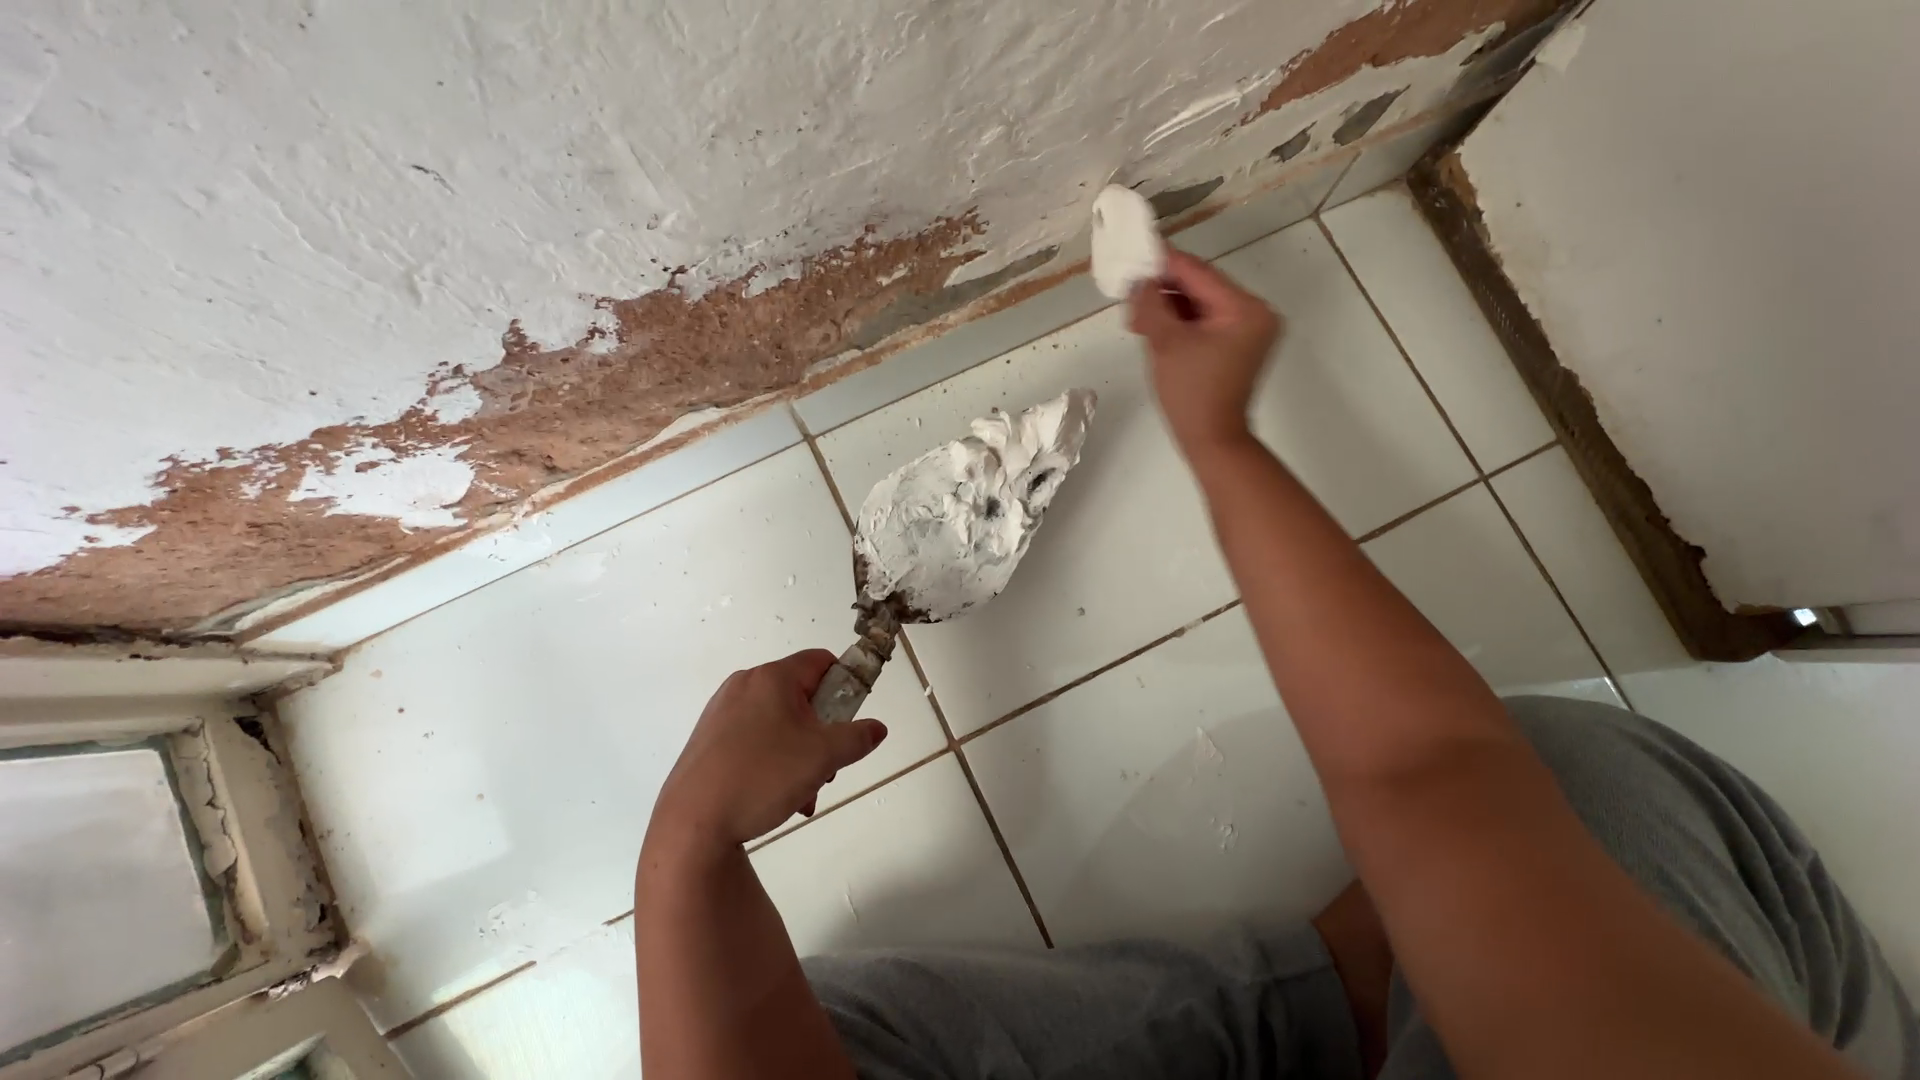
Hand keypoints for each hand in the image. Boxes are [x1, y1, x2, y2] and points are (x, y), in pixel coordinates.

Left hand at [650, 650, 887, 852]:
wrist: (692, 823)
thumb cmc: (763, 777)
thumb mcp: (823, 757)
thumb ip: (857, 738)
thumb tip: (877, 728)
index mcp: (772, 678)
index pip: (820, 661)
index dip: (844, 684)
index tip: (849, 720)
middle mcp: (744, 685)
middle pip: (800, 696)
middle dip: (821, 732)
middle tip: (825, 768)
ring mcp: (721, 713)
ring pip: (778, 724)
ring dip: (799, 754)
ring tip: (800, 794)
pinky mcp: (707, 740)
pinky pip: (753, 741)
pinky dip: (771, 762)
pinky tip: (773, 799)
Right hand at [1128, 249, 1283, 454]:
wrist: (1211, 440)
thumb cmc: (1190, 393)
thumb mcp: (1166, 342)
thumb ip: (1150, 303)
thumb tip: (1139, 278)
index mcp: (1246, 308)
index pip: (1199, 273)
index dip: (1164, 263)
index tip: (1134, 254)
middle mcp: (1256, 313)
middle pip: (1201, 287)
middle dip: (1163, 290)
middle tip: (1129, 295)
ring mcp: (1249, 331)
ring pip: (1200, 305)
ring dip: (1168, 307)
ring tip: (1136, 318)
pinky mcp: (1238, 346)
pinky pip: (1205, 323)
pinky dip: (1180, 323)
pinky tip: (1154, 328)